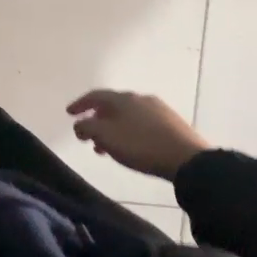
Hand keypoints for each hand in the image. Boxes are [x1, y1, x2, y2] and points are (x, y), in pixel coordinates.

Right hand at [67, 90, 210, 180]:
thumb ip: (86, 127)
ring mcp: (159, 110)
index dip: (79, 104)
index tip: (69, 114)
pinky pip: (142, 123)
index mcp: (123, 98)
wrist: (188, 159)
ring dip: (113, 128)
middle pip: (112, 106)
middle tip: (88, 136)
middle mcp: (140, 98)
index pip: (95, 96)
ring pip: (128, 116)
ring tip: (108, 147)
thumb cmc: (141, 146)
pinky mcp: (172, 123)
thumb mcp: (106, 137)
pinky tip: (131, 146)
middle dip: (97, 120)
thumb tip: (79, 123)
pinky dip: (129, 131)